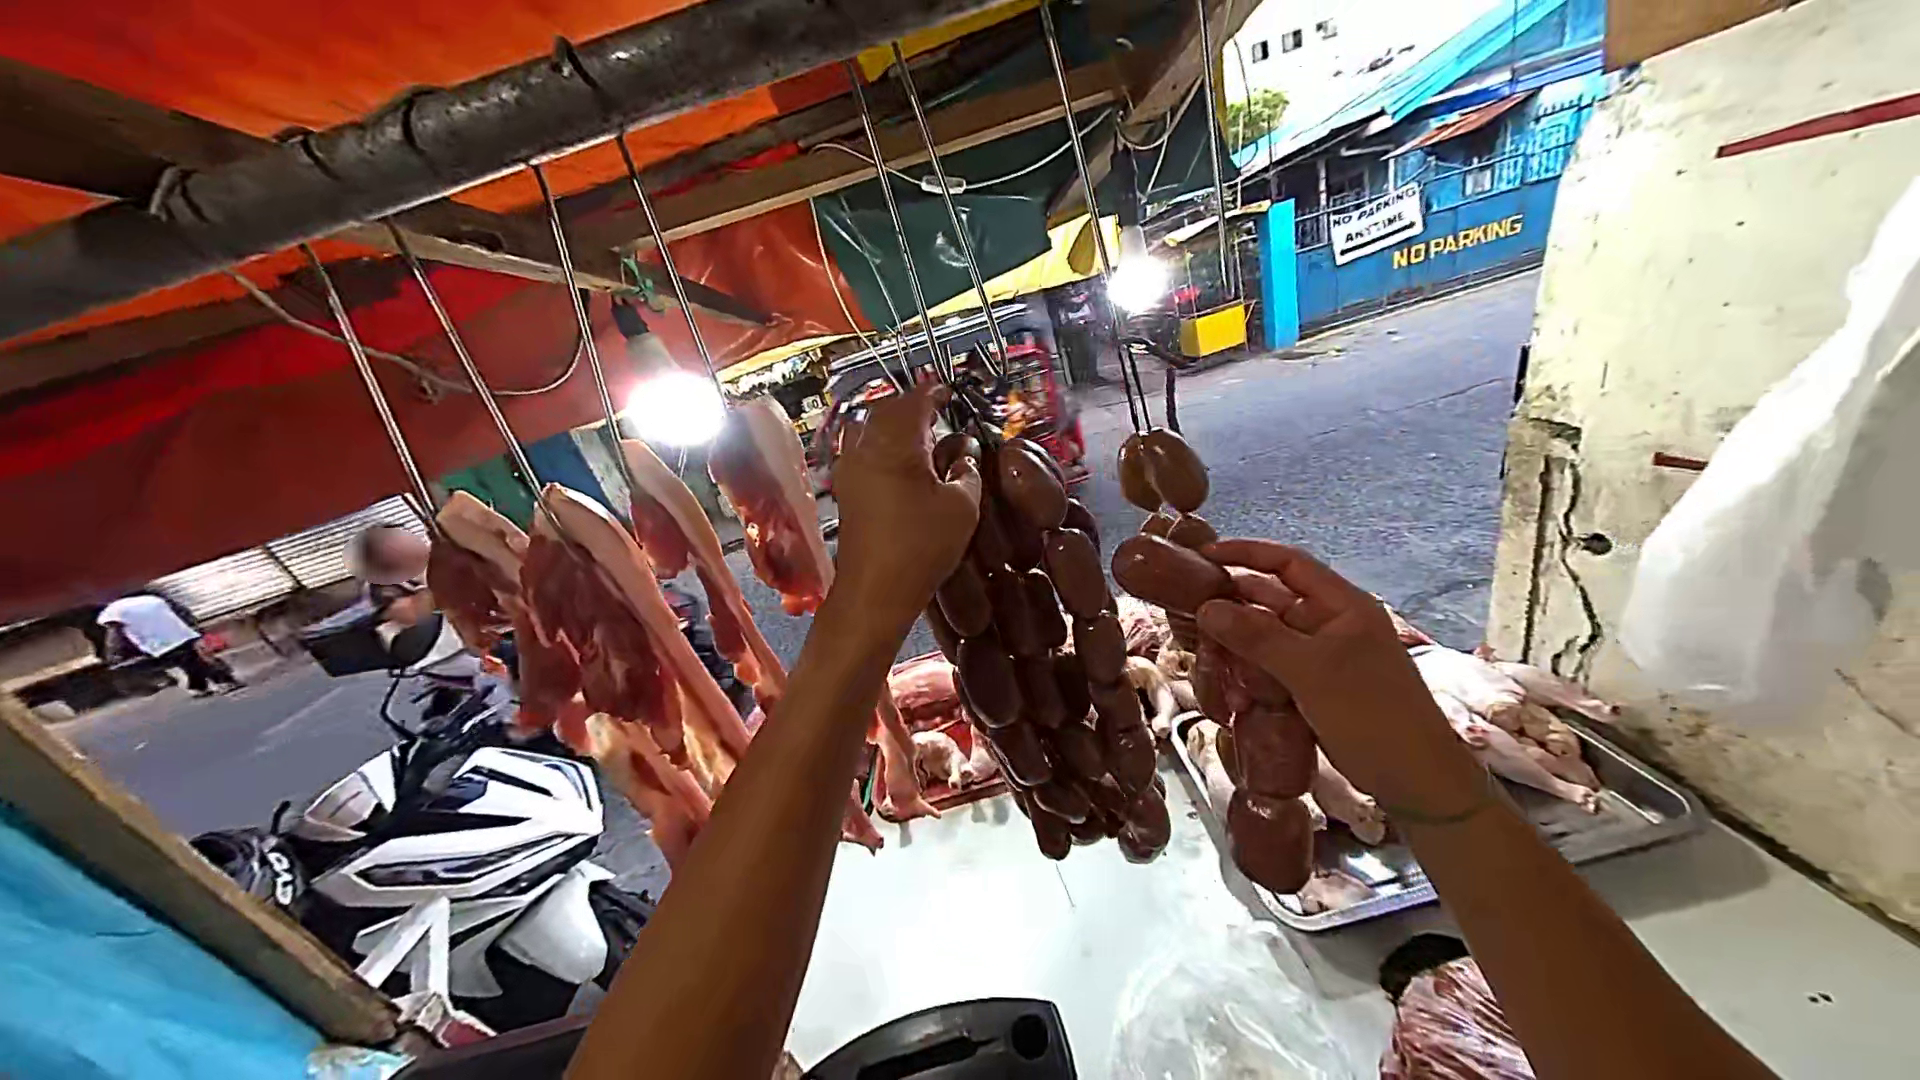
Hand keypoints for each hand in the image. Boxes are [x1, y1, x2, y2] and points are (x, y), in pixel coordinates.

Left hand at [830, 383, 981, 631]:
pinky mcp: (846, 489)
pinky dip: (883, 446)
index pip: (914, 401)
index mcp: (895, 444)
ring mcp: (849, 468)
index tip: (949, 393)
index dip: (934, 392)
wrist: (875, 590)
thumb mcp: (962, 506)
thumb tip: (964, 453)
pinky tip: (903, 464)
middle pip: (887, 410)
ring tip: (921, 436)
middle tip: (938, 411)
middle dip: (913, 406)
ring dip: (895, 426)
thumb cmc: (921, 546)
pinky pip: (863, 451)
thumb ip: (967, 471)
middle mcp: (865, 448)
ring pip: (870, 429)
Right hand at [1196, 539, 1484, 815]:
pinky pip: (1268, 662)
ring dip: (1234, 634)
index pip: (1288, 562)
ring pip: (1266, 631)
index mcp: (1341, 605)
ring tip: (1196, 638)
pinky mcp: (1309, 684)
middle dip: (1231, 597)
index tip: (1204, 554)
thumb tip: (1206, 608)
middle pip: (1271, 596)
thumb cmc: (1373, 716)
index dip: (1246, 553)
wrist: (1416, 783)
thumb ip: (1258, 636)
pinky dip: (1245, 663)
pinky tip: (1221, 671)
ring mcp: (1319, 655)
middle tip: (1186, 602)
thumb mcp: (1313, 672)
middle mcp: (1328, 623)